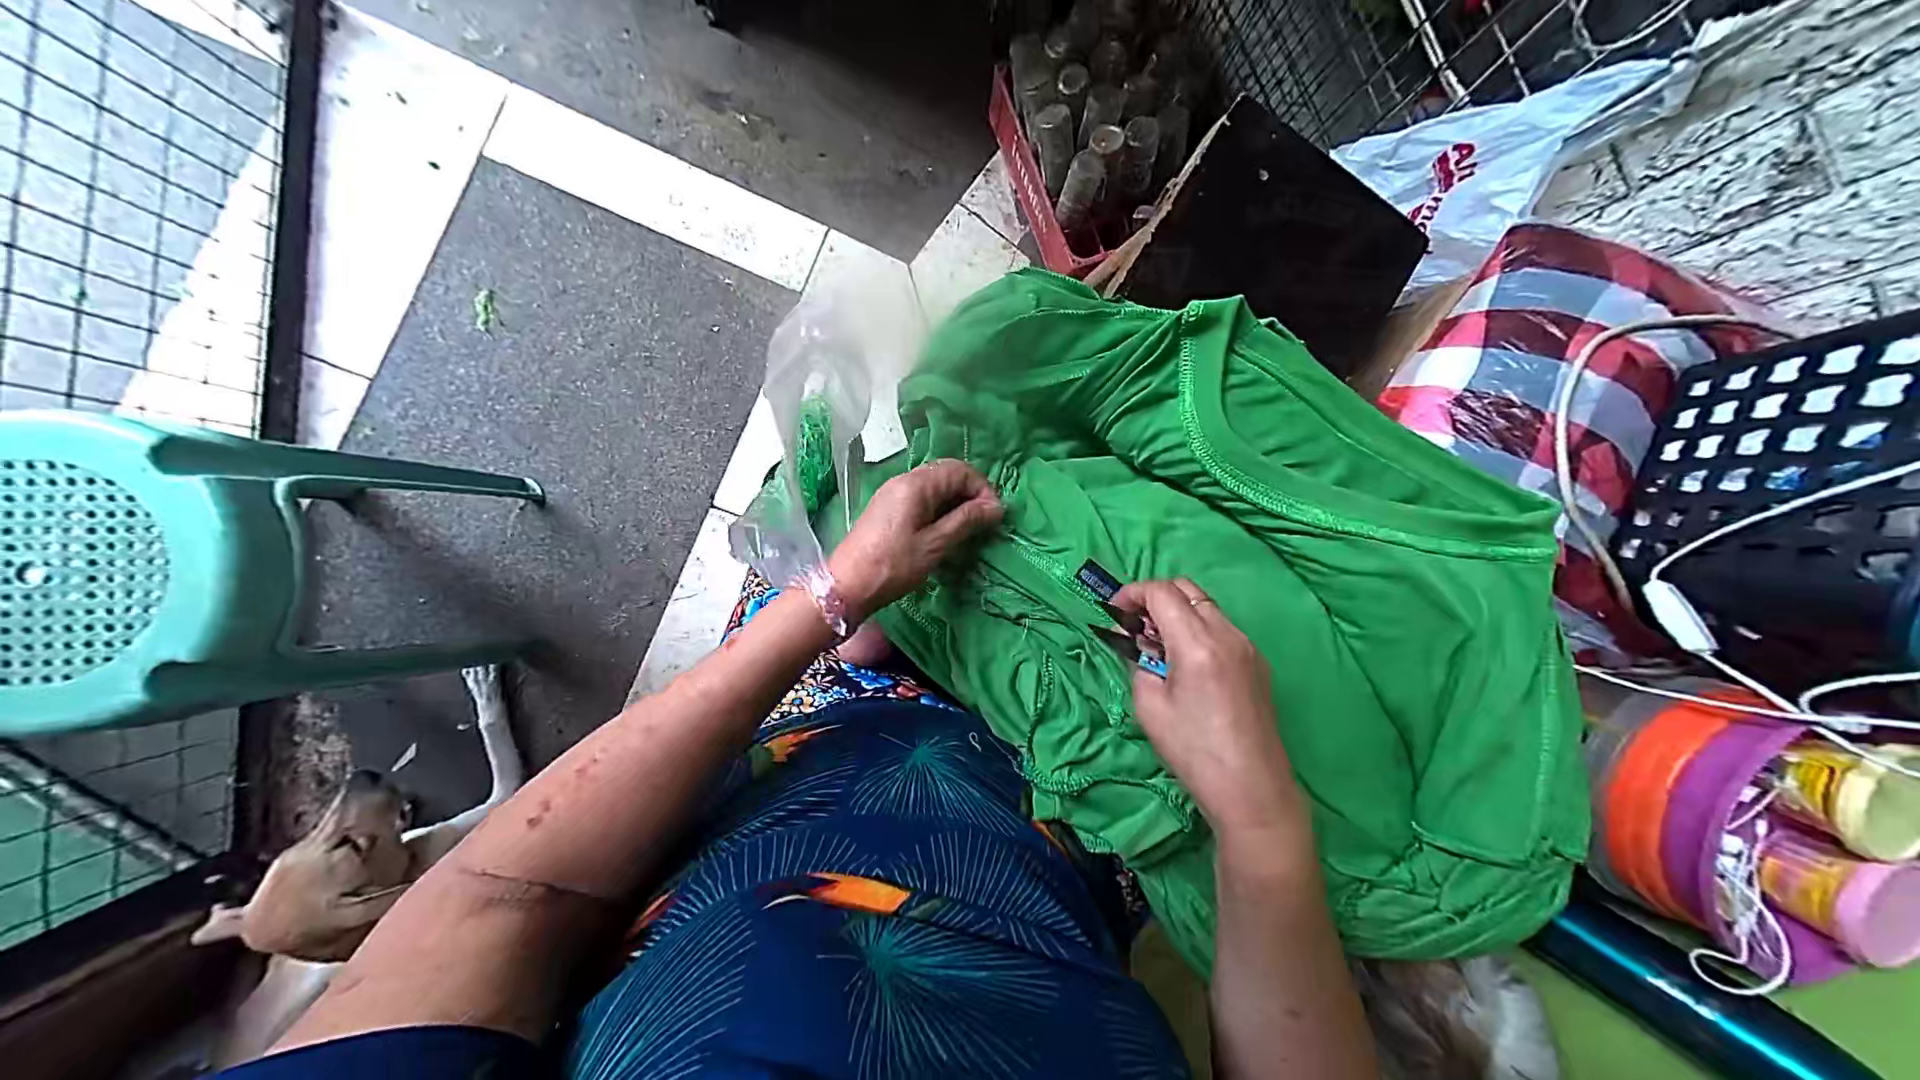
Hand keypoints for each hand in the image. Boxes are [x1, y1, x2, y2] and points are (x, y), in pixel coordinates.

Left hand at [827, 459, 1002, 620]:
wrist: (847, 586)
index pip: (960, 470)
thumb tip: (996, 506)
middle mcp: (904, 481)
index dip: (982, 489)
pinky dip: (939, 510)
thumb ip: (966, 521)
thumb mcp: (935, 545)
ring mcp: (893, 494)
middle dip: (971, 494)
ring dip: (956, 503)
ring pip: (935, 487)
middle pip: (947, 474)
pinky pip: (922, 499)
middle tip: (984, 523)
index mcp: (916, 484)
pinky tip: (944, 533)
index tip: (993, 517)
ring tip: (967, 531)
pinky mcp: (888, 509)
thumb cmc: (893, 566)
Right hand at [1111, 578, 1305, 840]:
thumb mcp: (1149, 705)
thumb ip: (1138, 661)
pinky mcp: (1257, 662)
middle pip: (1186, 588)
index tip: (1115, 613)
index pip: (1162, 592)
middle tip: (1134, 626)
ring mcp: (1247, 646)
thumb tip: (1136, 640)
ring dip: (1177, 612)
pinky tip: (1185, 662)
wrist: (1252, 789)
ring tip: (1158, 647)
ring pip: (1205, 606)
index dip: (1132, 594)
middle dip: (1154, 597)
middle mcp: (1228, 634)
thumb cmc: (1193, 751)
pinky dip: (1196, 628)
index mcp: (1197, 644)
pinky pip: (1221, 627)